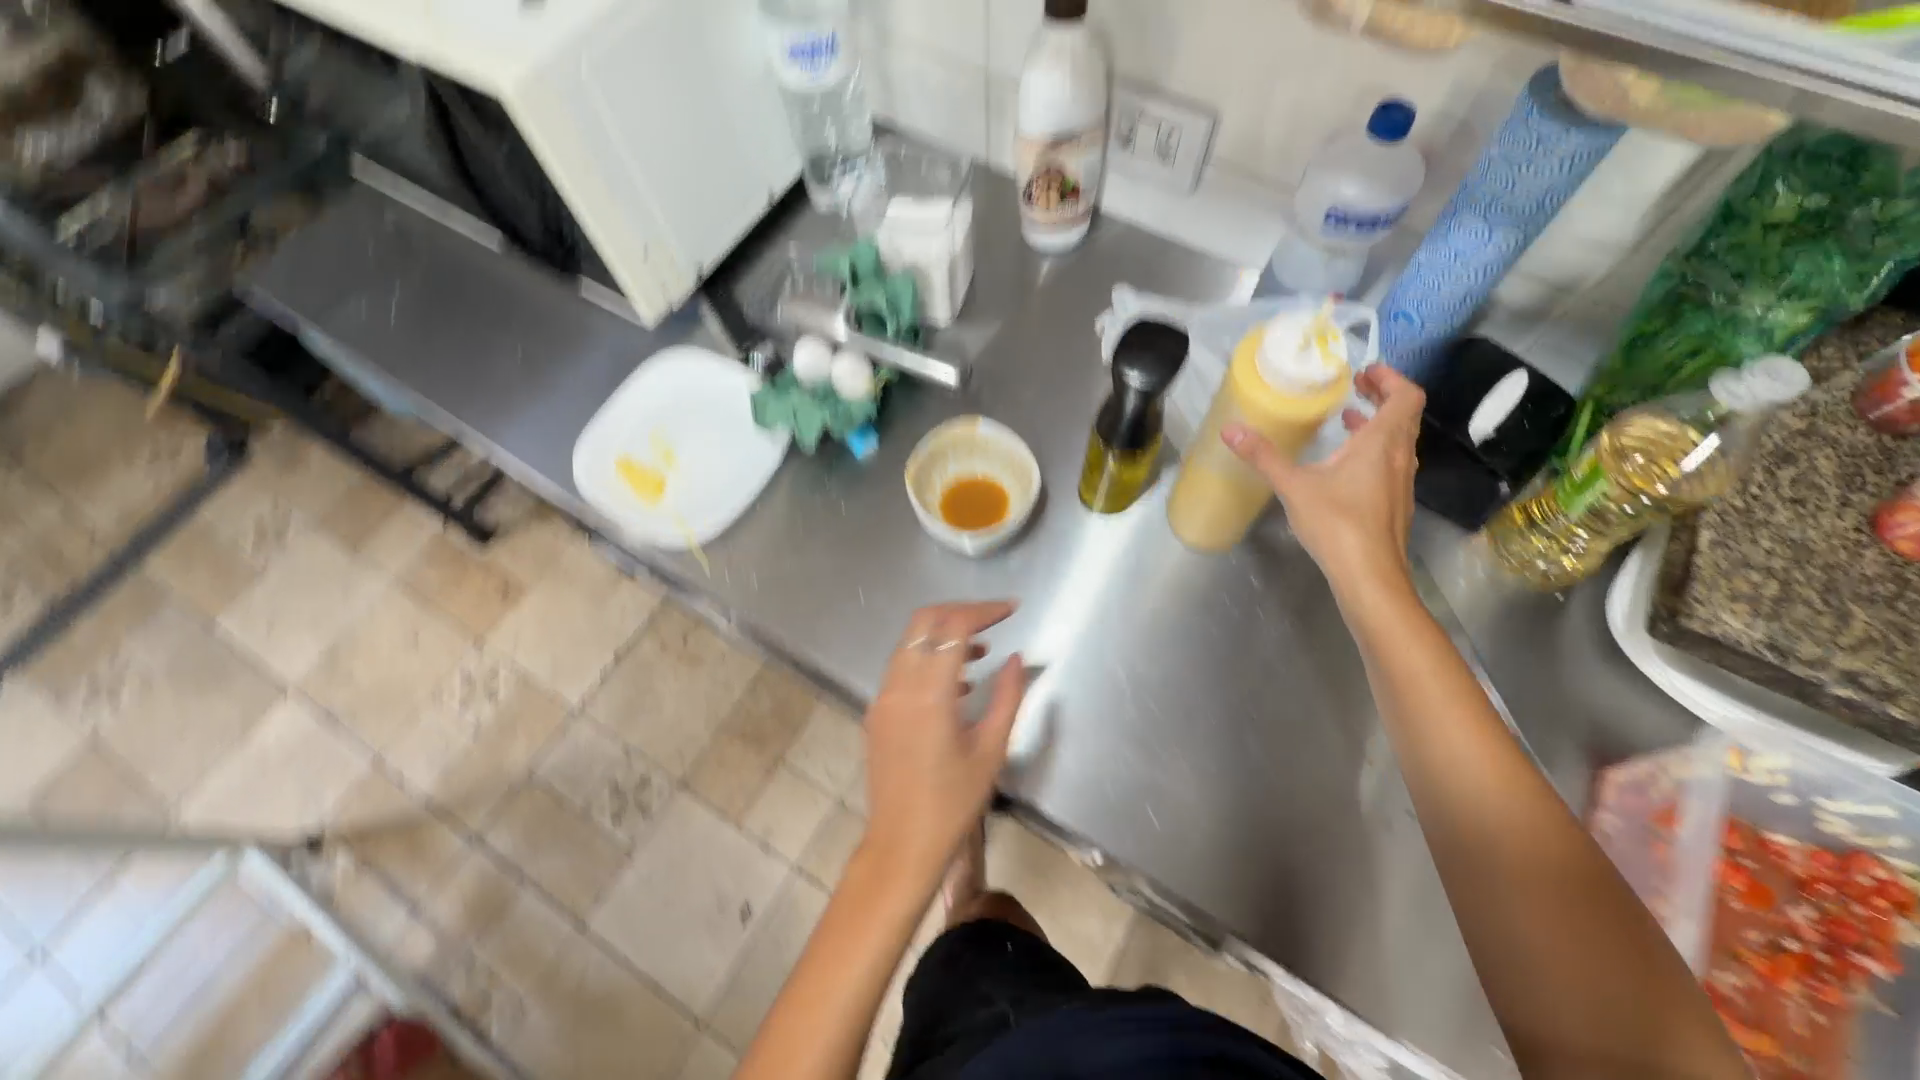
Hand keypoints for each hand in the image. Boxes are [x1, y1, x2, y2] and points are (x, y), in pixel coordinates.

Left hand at [860, 601, 1026, 880]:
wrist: (902, 844)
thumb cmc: (953, 803)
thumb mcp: (991, 750)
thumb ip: (1008, 697)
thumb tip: (1017, 659)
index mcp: (929, 693)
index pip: (953, 627)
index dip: (984, 610)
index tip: (1012, 609)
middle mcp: (898, 686)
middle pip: (924, 622)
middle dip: (960, 612)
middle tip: (994, 619)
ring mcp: (882, 699)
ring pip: (910, 643)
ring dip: (943, 636)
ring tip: (983, 649)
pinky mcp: (877, 714)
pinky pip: (902, 669)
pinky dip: (928, 660)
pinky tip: (959, 682)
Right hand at [1223, 365, 1424, 595]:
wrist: (1369, 576)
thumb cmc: (1338, 524)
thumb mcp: (1294, 486)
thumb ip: (1263, 456)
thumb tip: (1230, 430)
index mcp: (1382, 443)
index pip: (1406, 396)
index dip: (1390, 378)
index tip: (1363, 373)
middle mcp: (1400, 458)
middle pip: (1404, 416)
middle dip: (1381, 397)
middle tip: (1354, 389)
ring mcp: (1401, 484)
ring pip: (1398, 442)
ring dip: (1377, 426)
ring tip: (1347, 421)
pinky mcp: (1394, 505)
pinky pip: (1390, 465)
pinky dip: (1373, 452)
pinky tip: (1344, 468)